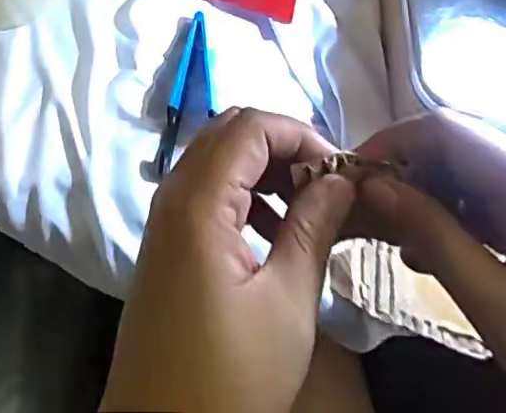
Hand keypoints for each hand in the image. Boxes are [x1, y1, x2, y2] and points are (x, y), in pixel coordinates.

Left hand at [102, 108, 357, 412]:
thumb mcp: (285, 305)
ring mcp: (164, 217)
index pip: (252, 127)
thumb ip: (313, 227)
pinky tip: (273, 226)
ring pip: (218, 156)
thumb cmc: (227, 380)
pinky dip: (243, 189)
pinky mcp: (165, 241)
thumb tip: (341, 178)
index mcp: (199, 203)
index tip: (339, 170)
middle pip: (232, 132)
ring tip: (306, 203)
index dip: (300, 134)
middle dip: (283, 145)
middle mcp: (173, 195)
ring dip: (264, 166)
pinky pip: (206, 188)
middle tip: (324, 182)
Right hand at [355, 112, 505, 412]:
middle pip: (466, 147)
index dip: (395, 141)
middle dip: (409, 170)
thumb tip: (375, 188)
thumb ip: (440, 243)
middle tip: (363, 213)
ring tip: (392, 237)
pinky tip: (439, 253)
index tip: (350, 178)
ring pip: (482, 177)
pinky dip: (465, 221)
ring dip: (434, 197)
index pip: (453, 129)